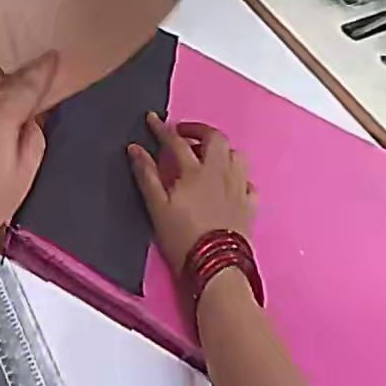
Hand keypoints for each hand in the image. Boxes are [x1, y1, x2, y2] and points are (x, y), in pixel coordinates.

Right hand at [128, 114, 255, 266]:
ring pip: (237, 155)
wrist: (218, 267)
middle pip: (215, 139)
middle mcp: (220, 173)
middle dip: (198, 130)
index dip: (162, 129)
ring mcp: (239, 188)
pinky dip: (237, 175)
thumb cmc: (182, 236)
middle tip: (182, 133)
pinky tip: (228, 182)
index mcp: (195, 171)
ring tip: (206, 156)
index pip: (176, 142)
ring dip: (221, 150)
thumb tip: (135, 148)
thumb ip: (146, 174)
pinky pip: (248, 182)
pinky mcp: (250, 205)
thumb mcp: (157, 206)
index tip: (151, 119)